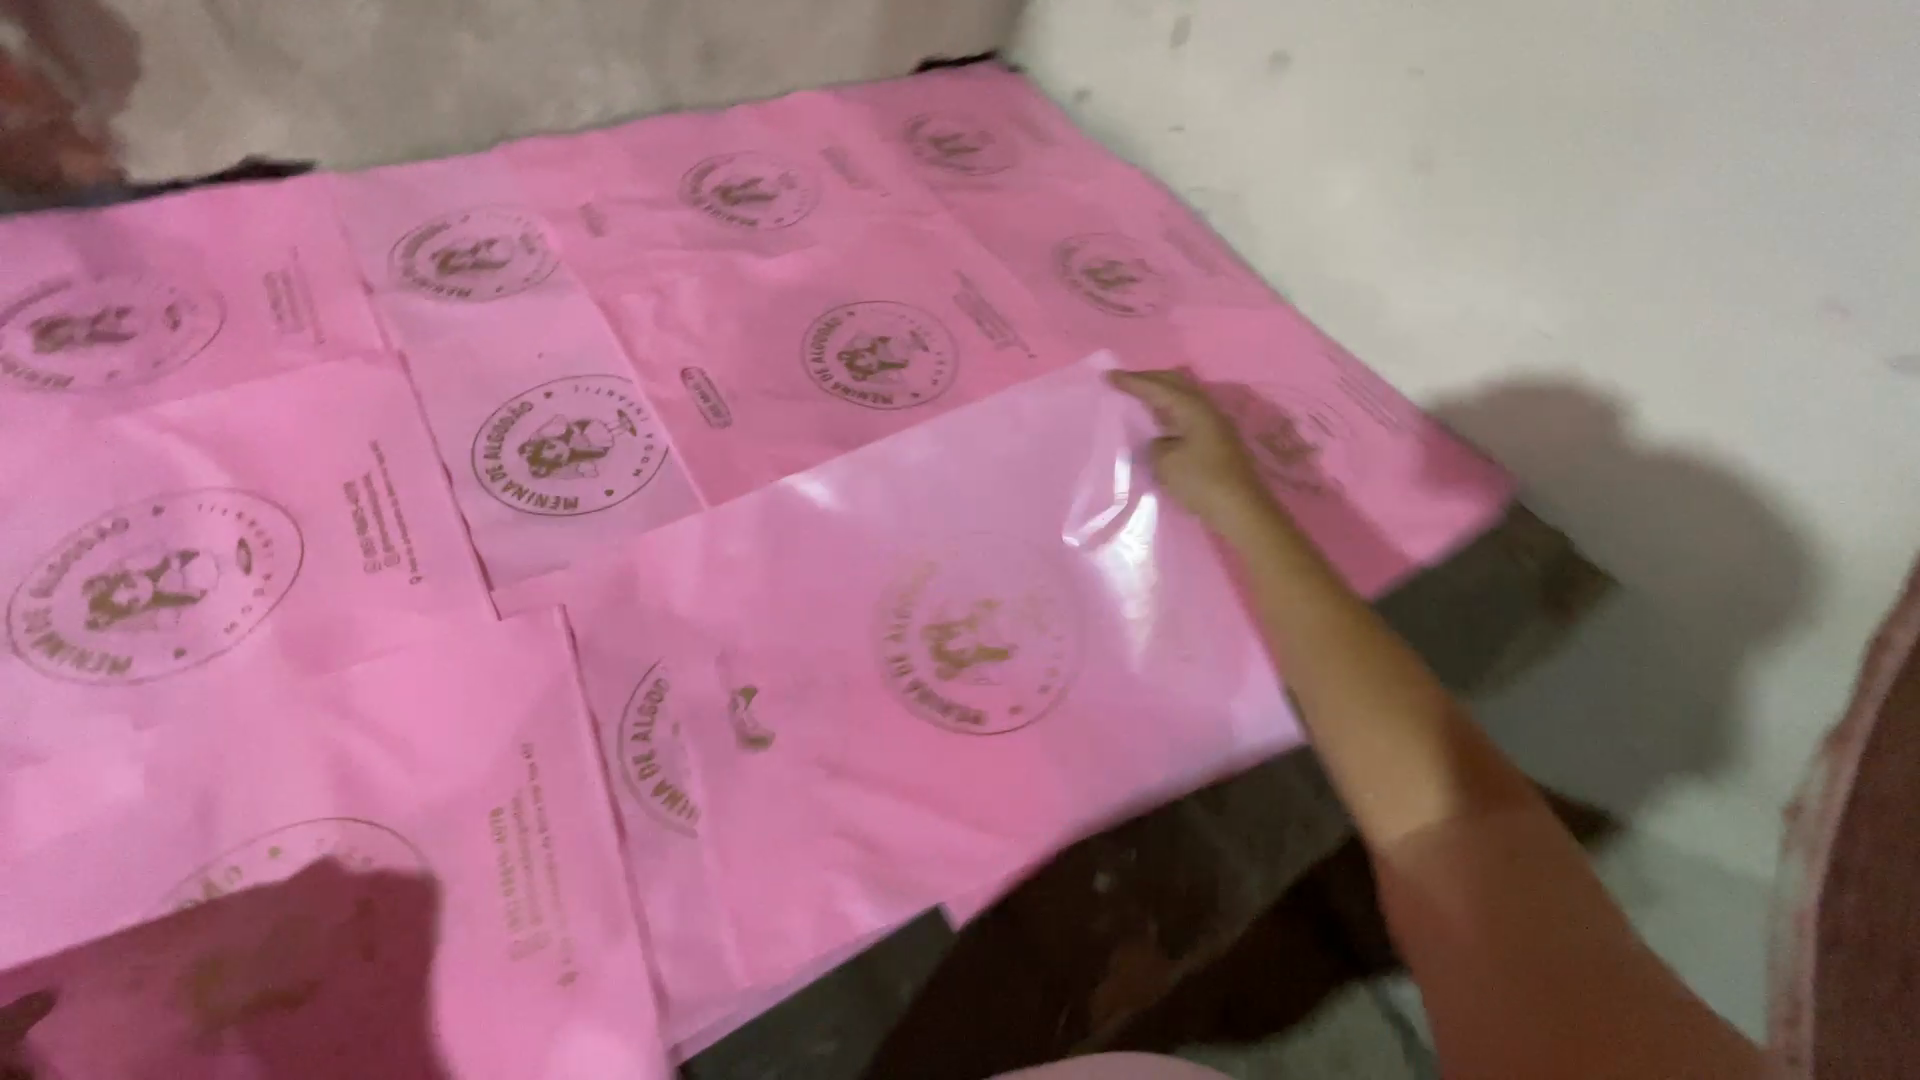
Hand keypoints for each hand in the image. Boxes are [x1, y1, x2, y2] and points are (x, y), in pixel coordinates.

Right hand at [1108, 368, 1275, 533]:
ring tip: (1137, 397)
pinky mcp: (1214, 440)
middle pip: (1174, 383)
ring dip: (1159, 395)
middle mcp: (1205, 409)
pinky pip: (1185, 414)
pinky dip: (1168, 411)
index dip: (1131, 381)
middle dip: (1148, 379)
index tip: (1108, 376)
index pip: (1157, 388)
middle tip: (1123, 382)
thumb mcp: (1165, 464)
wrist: (1240, 510)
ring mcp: (1213, 424)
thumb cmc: (1201, 483)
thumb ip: (1154, 446)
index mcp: (1193, 409)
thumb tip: (1159, 441)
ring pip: (1182, 398)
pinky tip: (1157, 420)